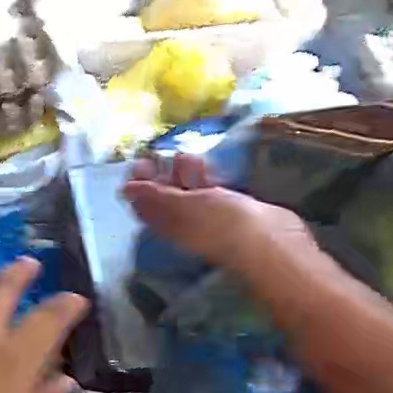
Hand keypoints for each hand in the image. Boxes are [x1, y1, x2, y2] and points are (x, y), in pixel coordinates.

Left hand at [122, 154, 321, 270]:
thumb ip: (154, 196)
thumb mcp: (181, 206)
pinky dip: (201, 175)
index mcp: (166, 226)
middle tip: (156, 154)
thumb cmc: (219, 222)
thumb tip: (125, 189)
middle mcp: (181, 223)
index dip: (136, 186)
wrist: (268, 240)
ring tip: (181, 153)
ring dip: (179, 173)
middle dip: (157, 176)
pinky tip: (201, 160)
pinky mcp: (227, 208)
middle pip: (162, 198)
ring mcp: (205, 215)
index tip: (136, 164)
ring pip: (185, 191)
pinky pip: (207, 190)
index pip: (143, 206)